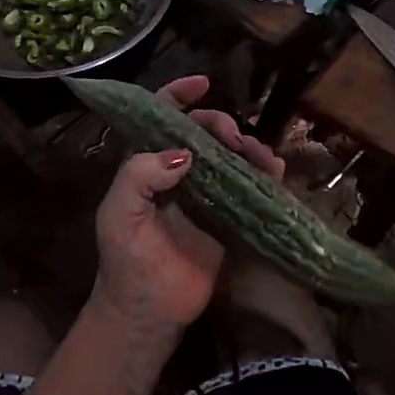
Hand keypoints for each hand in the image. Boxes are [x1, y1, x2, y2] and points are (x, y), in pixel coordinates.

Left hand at [91, 76, 282, 331]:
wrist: (148, 310)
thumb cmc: (126, 259)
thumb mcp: (120, 213)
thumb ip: (140, 175)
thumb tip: (186, 153)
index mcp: (145, 165)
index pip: (160, 119)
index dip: (178, 95)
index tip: (203, 83)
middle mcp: (176, 174)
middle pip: (201, 133)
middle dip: (220, 124)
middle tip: (234, 139)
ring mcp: (204, 196)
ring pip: (229, 157)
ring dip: (247, 148)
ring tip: (262, 157)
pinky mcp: (226, 219)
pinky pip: (248, 188)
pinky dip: (263, 175)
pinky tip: (275, 172)